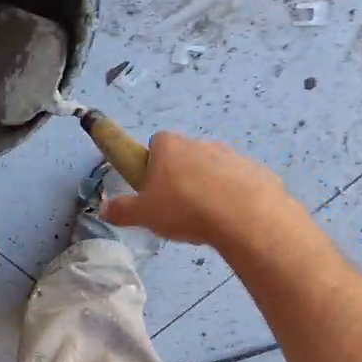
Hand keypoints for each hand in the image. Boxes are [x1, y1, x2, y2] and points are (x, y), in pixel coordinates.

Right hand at [99, 132, 298, 246]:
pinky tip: (230, 219)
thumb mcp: (144, 214)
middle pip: (185, 155)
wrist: (246, 217)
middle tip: (176, 205)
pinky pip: (238, 182)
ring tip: (205, 217)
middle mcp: (200, 143)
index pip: (157, 141)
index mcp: (170, 147)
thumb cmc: (186, 208)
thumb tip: (104, 209)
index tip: (153, 185)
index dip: (153, 162)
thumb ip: (121, 210)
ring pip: (212, 168)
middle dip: (180, 175)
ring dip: (207, 185)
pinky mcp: (256, 171)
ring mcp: (232, 155)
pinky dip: (233, 196)